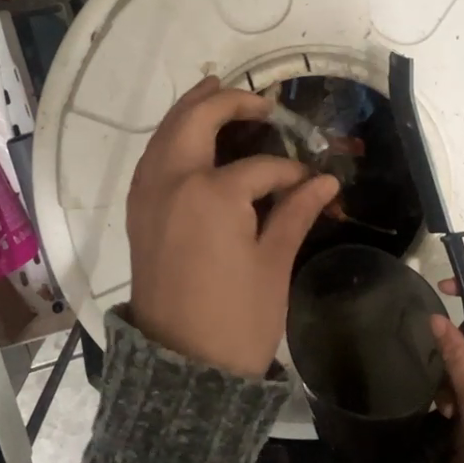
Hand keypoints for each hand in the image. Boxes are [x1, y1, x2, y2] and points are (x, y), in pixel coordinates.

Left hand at [126, 77, 340, 376]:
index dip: (292, 173)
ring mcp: (148, 194)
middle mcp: (172, 181)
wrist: (181, 370)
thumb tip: (325, 180)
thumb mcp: (273, 264)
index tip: (313, 184)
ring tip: (215, 92)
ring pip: (165, 133)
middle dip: (227, 102)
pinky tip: (188, 139)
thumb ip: (295, 212)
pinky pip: (152, 157)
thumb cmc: (236, 320)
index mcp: (211, 193)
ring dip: (190, 111)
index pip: (261, 167)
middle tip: (257, 101)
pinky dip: (170, 138)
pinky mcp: (138, 211)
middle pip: (196, 120)